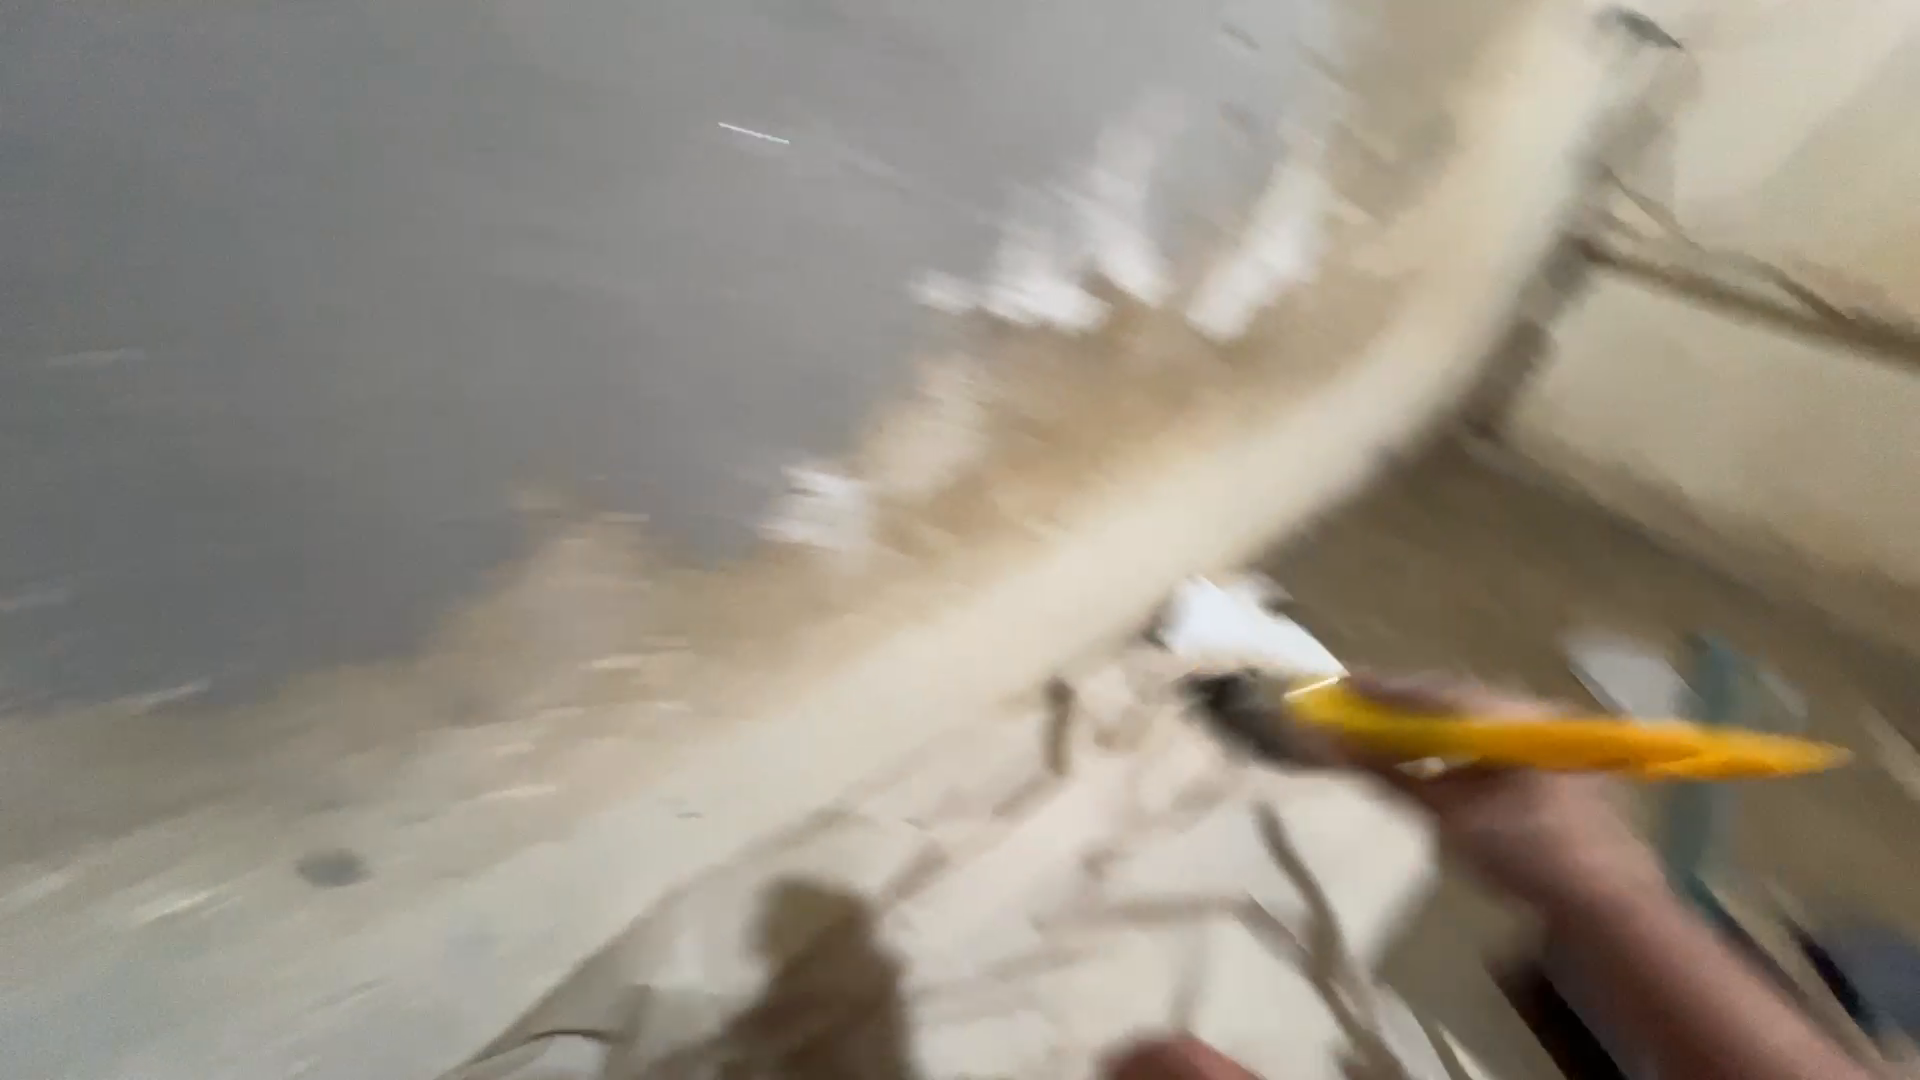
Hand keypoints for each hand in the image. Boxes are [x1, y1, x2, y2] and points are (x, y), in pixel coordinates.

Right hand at [1327, 674, 1668, 920]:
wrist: (1609, 908)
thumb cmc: (1527, 855)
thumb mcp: (1450, 816)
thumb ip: (1392, 776)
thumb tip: (1337, 748)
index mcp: (1509, 720)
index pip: (1434, 692)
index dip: (1383, 688)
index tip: (1341, 683)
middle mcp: (1530, 713)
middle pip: (1451, 694)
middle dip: (1401, 698)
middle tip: (1355, 699)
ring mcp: (1545, 733)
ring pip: (1469, 710)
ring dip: (1425, 715)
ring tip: (1382, 718)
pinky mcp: (1552, 755)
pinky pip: (1487, 729)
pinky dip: (1450, 732)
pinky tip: (1427, 743)